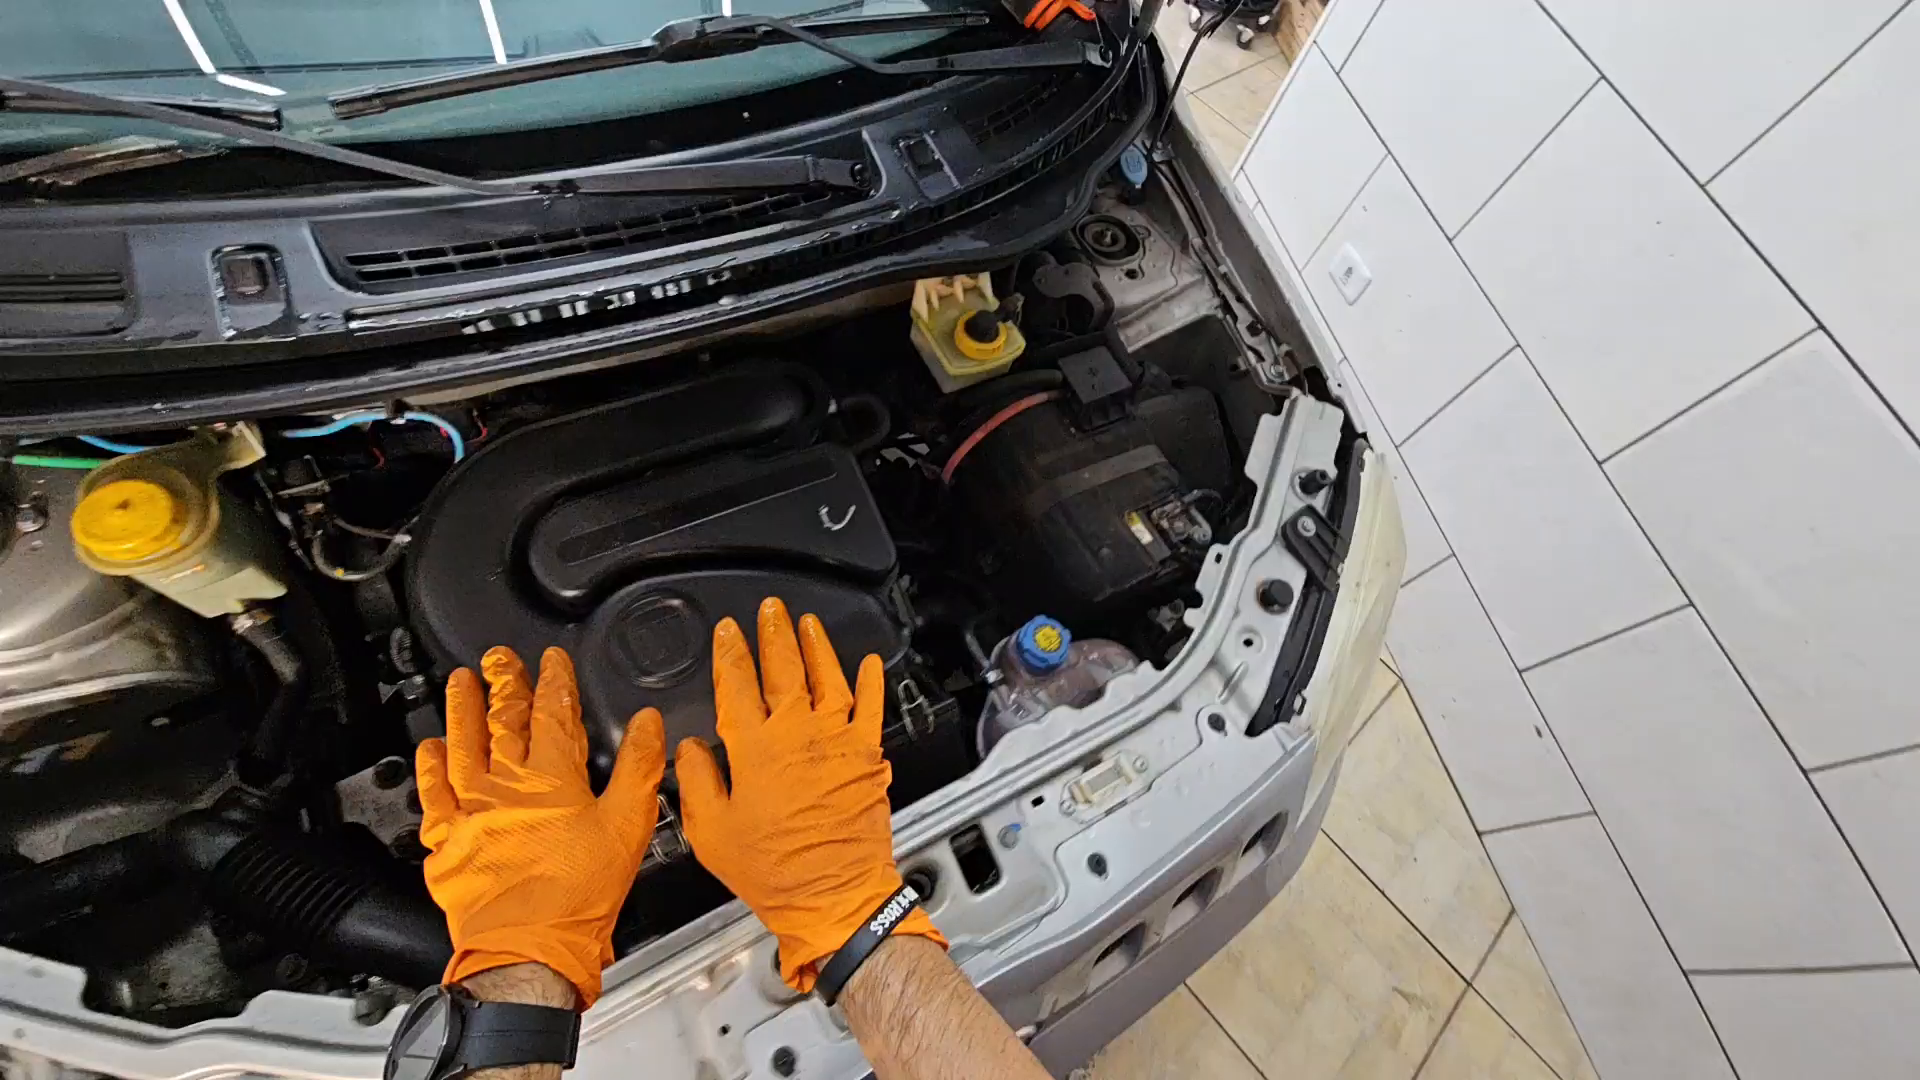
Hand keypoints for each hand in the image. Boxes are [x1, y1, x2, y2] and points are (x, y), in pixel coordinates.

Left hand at [415, 646, 664, 1006]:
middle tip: (499, 657)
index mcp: (553, 777)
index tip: (550, 658)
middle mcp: (506, 785)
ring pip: (462, 747)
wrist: (529, 950)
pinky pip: (432, 796)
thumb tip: (648, 721)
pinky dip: (428, 770)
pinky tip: (428, 748)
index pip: (553, 713)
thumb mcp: (629, 823)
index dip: (553, 680)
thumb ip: (640, 765)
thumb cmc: (580, 891)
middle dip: (504, 684)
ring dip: (461, 711)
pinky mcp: (447, 842)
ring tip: (460, 681)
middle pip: (503, 721)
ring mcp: (471, 812)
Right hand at [675, 597, 945, 991]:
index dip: (730, 653)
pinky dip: (871, 681)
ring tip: (809, 623)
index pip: (737, 684)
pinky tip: (869, 662)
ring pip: (828, 676)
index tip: (728, 632)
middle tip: (772, 609)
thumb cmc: (773, 869)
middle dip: (775, 633)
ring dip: (817, 646)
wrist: (834, 892)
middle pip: (784, 668)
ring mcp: (838, 737)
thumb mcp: (713, 832)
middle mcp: (798, 732)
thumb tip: (688, 748)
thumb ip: (697, 781)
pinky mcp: (867, 751)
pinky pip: (872, 706)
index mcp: (755, 747)